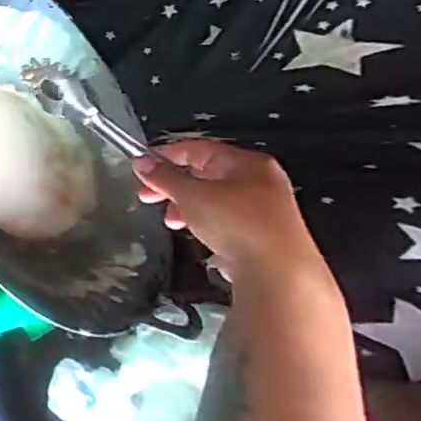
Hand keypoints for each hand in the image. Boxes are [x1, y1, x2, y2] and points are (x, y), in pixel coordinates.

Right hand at [134, 139, 326, 280]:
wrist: (278, 272)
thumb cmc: (238, 223)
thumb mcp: (191, 195)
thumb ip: (163, 177)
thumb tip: (142, 163)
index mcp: (246, 162)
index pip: (197, 148)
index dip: (166, 155)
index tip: (142, 166)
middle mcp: (259, 180)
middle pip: (204, 174)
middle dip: (172, 185)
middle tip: (147, 195)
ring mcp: (263, 207)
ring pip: (213, 197)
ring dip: (185, 205)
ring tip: (170, 220)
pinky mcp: (261, 232)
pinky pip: (224, 218)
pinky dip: (204, 221)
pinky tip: (193, 231)